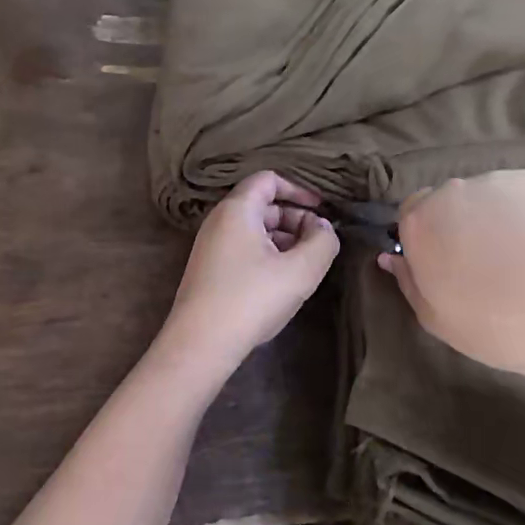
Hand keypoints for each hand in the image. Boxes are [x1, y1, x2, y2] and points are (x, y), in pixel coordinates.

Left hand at [162, 171, 340, 364]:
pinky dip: (268, 256)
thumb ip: (323, 241)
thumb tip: (323, 228)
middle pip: (263, 205)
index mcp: (237, 210)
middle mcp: (219, 221)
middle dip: (296, 219)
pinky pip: (244, 250)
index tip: (322, 210)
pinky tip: (282, 283)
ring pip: (255, 231)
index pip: (268, 180)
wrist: (201, 344)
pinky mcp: (209, 271)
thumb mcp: (302, 269)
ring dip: (284, 240)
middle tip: (319, 243)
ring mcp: (210, 247)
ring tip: (305, 266)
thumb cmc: (252, 298)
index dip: (299, 190)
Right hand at [377, 170, 524, 393]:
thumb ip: (409, 281)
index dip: (428, 238)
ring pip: (495, 195)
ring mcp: (509, 179)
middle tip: (491, 266)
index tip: (448, 264)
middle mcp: (460, 188)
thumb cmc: (501, 327)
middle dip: (464, 224)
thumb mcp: (438, 319)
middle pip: (453, 201)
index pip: (411, 213)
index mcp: (424, 220)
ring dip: (502, 217)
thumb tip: (392, 255)